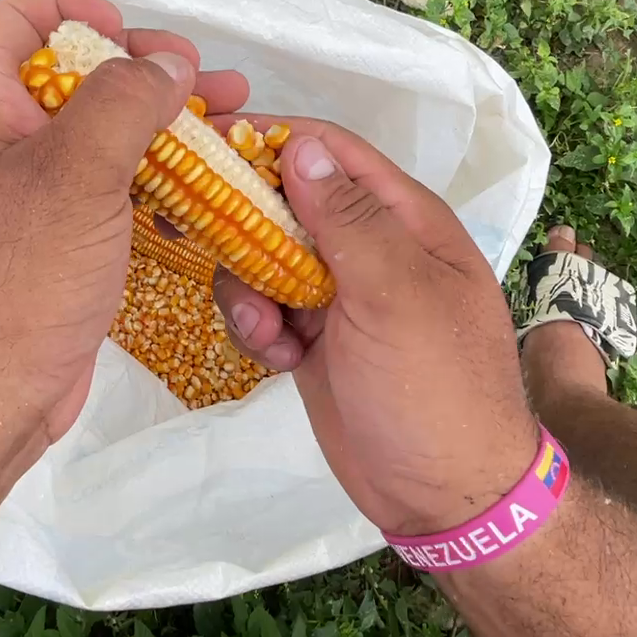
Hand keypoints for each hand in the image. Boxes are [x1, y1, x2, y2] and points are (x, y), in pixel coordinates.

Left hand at [0, 0, 249, 440]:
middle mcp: (7, 141)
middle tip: (205, 76)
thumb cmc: (16, 274)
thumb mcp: (73, 172)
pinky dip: (160, 175)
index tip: (127, 30)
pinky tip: (206, 182)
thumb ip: (123, 100)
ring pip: (109, 132)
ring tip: (234, 113)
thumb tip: (167, 61)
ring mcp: (39, 192)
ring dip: (168, 120)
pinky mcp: (67, 235)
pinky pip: (118, 185)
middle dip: (146, 68)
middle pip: (79, 74)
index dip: (71, 10)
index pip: (17, 22)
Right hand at [213, 120, 539, 534]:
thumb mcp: (395, 294)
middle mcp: (366, 245)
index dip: (274, 137)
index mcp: (402, 219)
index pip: (332, 152)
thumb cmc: (433, 386)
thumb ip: (348, 217)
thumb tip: (300, 146)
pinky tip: (279, 359)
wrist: (443, 499)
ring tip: (268, 330)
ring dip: (249, 286)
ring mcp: (335, 291)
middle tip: (193, 224)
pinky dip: (258, 326)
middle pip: (286, 201)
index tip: (212, 137)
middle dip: (244, 217)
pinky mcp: (311, 333)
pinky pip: (263, 305)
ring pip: (263, 254)